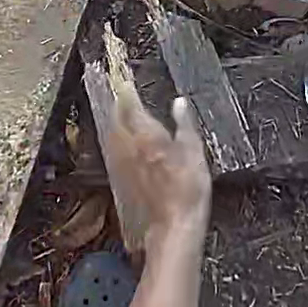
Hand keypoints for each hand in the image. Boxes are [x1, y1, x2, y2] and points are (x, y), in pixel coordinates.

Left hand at [102, 75, 211, 250]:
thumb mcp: (194, 151)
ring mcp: (122, 163)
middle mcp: (129, 146)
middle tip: (122, 93)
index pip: (129, 105)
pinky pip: (115, 150)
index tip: (124, 80)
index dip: (125, 90)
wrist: (173, 226)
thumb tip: (180, 103)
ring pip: (113, 134)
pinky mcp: (122, 178)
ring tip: (122, 112)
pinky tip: (125, 141)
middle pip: (117, 119)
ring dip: (116, 121)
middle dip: (119, 105)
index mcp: (146, 135)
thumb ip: (184, 124)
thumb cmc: (187, 188)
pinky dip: (118, 139)